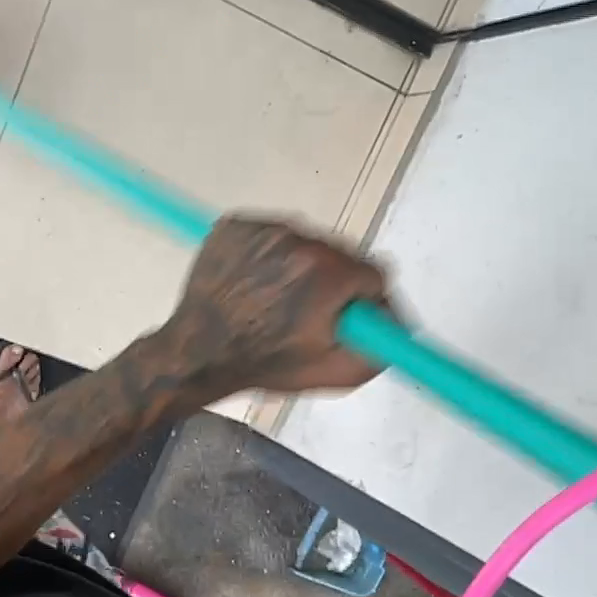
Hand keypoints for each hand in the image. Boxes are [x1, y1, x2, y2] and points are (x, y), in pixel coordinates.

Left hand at [159, 213, 391, 399]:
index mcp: (328, 272)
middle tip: (299, 313)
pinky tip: (252, 285)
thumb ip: (382, 346)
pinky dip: (264, 257)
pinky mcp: (233, 226)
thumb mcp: (334, 370)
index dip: (358, 301)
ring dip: (295, 267)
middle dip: (328, 283)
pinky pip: (266, 235)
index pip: (372, 276)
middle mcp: (297, 240)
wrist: (196, 353)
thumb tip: (400, 324)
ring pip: (302, 243)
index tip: (340, 316)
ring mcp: (261, 229)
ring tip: (271, 300)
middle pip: (337, 255)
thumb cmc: (263, 364)